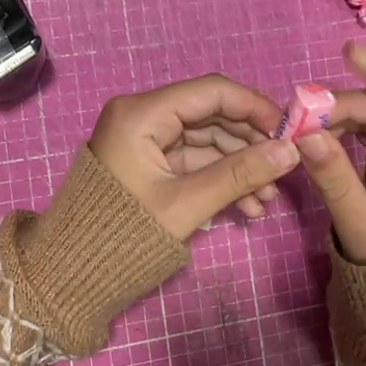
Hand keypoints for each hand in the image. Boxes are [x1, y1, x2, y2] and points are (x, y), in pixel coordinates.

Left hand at [88, 74, 300, 239]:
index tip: (290, 130)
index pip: (211, 91)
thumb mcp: (187, 204)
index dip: (254, 106)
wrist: (74, 274)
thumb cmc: (125, 234)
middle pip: (211, 114)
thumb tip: (290, 151)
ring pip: (207, 140)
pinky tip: (248, 206)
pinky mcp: (151, 162)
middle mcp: (143, 115)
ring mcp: (147, 139)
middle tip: (285, 168)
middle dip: (250, 142)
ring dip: (240, 165)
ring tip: (268, 200)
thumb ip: (239, 174)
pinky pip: (195, 160)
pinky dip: (221, 178)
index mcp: (142, 113)